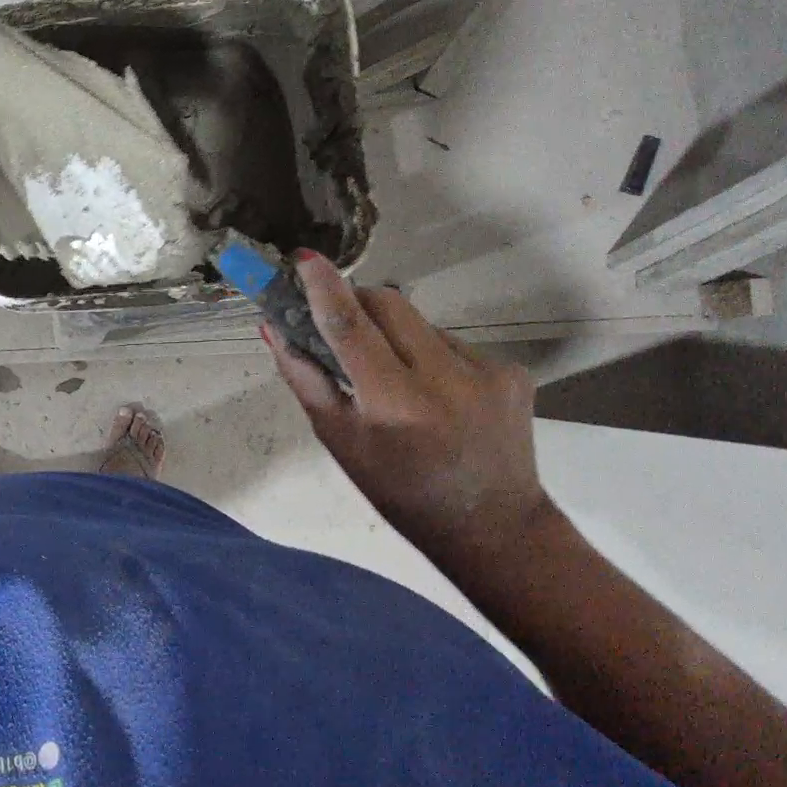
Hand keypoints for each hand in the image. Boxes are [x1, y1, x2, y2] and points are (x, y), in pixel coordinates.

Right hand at [264, 251, 549, 556]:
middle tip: (337, 318)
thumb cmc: (397, 488)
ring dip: (392, 334)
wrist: (493, 527)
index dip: (323, 288)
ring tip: (391, 376)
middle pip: (389, 305)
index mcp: (394, 403)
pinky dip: (427, 356)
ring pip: (419, 323)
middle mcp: (445, 379)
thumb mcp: (338, 440)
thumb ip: (304, 379)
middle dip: (356, 301)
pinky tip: (433, 393)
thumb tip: (273, 328)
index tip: (303, 259)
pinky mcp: (513, 372)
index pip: (350, 326)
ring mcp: (487, 372)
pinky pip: (451, 343)